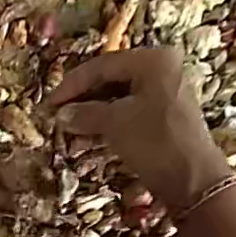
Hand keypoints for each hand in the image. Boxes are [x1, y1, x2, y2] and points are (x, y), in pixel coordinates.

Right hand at [46, 48, 233, 211]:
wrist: (188, 176)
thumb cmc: (154, 140)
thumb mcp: (116, 123)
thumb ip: (85, 114)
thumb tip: (61, 114)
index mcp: (152, 60)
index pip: (103, 65)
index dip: (71, 84)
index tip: (48, 104)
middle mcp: (159, 71)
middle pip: (109, 80)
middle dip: (80, 100)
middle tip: (54, 118)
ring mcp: (160, 95)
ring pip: (115, 100)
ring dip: (88, 116)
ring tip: (64, 132)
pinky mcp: (158, 119)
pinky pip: (124, 115)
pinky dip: (102, 126)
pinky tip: (82, 141)